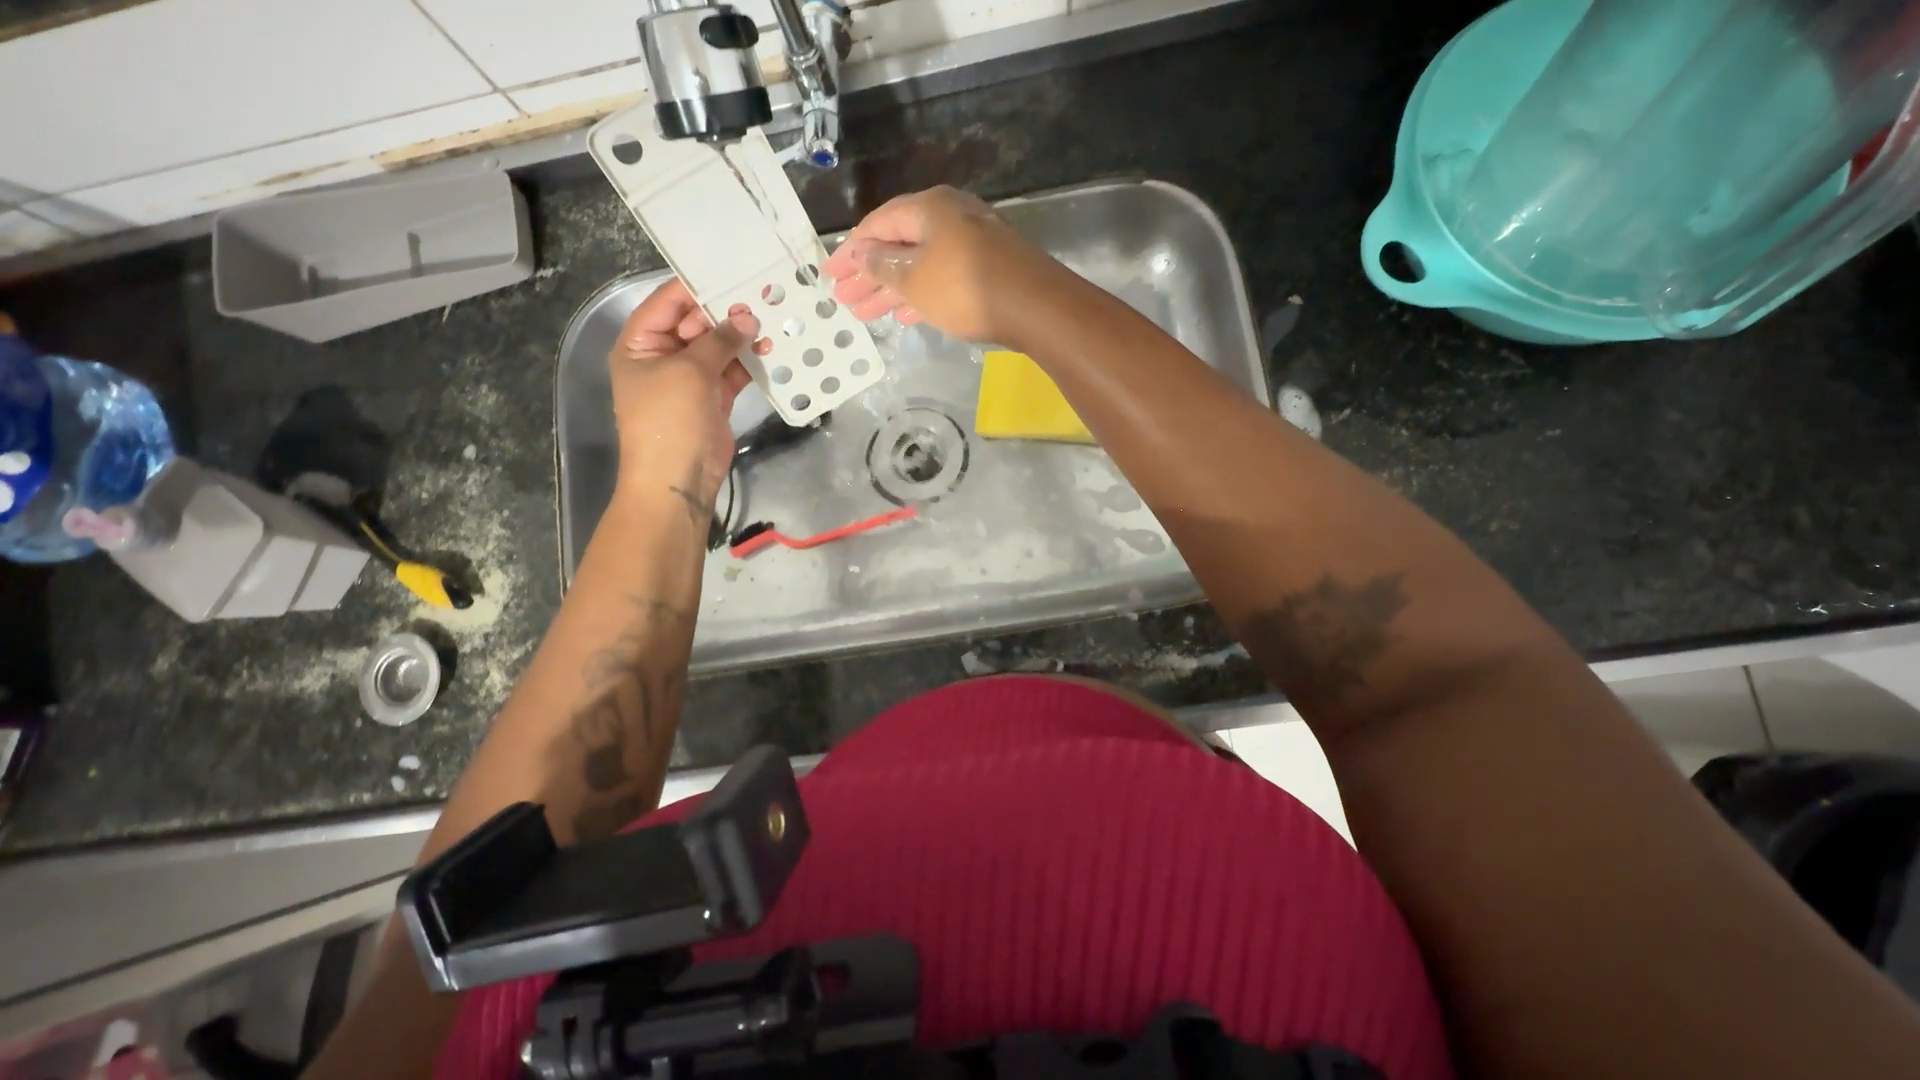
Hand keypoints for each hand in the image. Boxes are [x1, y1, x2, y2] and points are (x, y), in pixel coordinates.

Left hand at [608, 280, 756, 508]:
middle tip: (762, 294)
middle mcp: (662, 356)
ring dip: (742, 336)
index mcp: (640, 344)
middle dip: (726, 312)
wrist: (676, 479)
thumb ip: (718, 340)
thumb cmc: (669, 419)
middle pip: (695, 322)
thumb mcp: (689, 372)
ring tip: (773, 317)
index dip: (696, 287)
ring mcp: (688, 378)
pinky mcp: (712, 398)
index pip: (667, 302)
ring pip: (717, 347)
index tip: (732, 271)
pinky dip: (749, 362)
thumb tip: (746, 317)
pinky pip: (731, 371)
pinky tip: (773, 347)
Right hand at [822, 186, 1061, 343]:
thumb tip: (862, 254)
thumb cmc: (966, 287)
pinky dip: (921, 294)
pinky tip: (906, 315)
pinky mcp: (987, 269)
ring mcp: (972, 243)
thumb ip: (884, 266)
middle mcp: (951, 217)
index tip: (829, 274)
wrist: (1036, 307)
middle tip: (842, 299)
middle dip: (868, 274)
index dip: (850, 250)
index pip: (877, 223)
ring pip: (920, 263)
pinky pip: (942, 277)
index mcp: (929, 208)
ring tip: (865, 313)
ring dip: (892, 288)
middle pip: (899, 243)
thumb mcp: (915, 279)